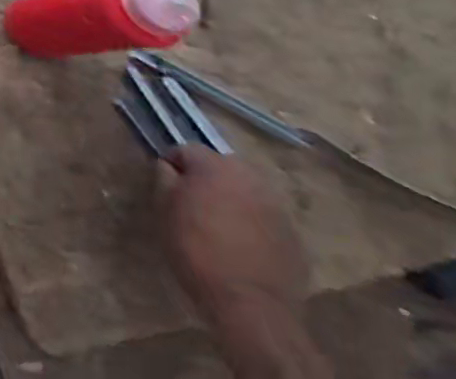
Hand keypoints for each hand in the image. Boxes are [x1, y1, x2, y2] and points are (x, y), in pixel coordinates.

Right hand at [157, 147, 328, 378]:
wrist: (250, 304)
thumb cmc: (197, 250)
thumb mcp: (164, 210)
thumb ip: (163, 178)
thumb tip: (168, 166)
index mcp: (215, 166)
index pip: (187, 149)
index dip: (173, 165)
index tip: (167, 187)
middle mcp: (248, 176)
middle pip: (219, 167)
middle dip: (205, 180)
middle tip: (192, 206)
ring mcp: (275, 204)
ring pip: (244, 190)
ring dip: (230, 199)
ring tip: (219, 226)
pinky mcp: (291, 232)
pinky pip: (263, 216)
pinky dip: (251, 223)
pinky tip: (241, 246)